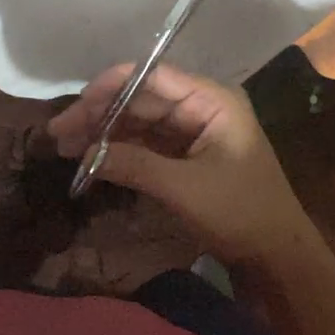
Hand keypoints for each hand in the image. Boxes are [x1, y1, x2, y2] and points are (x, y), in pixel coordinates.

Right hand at [47, 64, 320, 264]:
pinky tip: (90, 161)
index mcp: (212, 100)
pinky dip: (118, 152)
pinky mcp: (185, 158)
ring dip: (103, 134)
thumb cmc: (241, 213)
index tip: (76, 104)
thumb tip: (85, 153)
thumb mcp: (185, 188)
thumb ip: (134, 164)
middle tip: (57, 134)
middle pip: (140, 100)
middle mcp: (201, 108)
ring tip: (63, 148)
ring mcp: (192, 133)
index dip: (111, 87)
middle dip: (99, 114)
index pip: (153, 77)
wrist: (276, 257)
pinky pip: (145, 145)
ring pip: (138, 123)